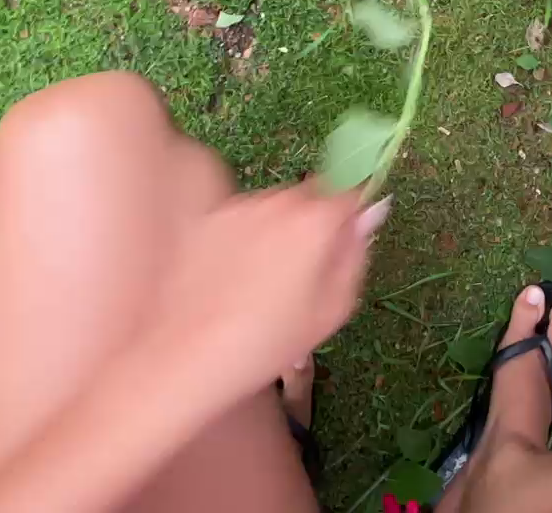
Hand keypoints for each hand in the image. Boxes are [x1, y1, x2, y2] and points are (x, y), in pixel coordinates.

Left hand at [148, 183, 386, 398]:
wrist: (182, 358)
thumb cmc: (267, 342)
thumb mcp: (333, 308)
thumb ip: (356, 253)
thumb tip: (368, 214)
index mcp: (317, 219)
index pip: (351, 193)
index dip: (351, 218)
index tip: (343, 245)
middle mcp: (280, 199)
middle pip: (312, 198)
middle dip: (314, 225)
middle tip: (303, 274)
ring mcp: (241, 206)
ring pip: (276, 208)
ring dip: (278, 231)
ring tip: (262, 283)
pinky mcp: (209, 218)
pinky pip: (243, 219)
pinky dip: (246, 238)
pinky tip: (234, 279)